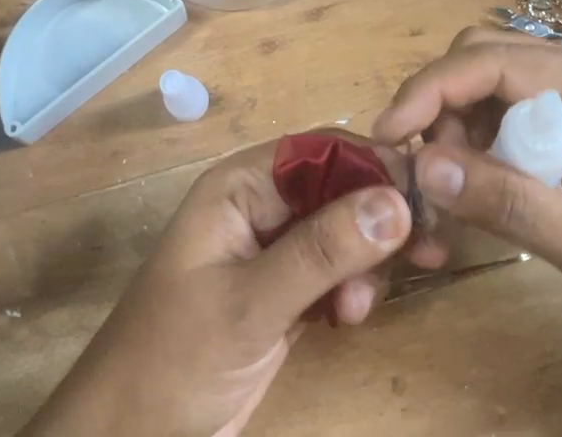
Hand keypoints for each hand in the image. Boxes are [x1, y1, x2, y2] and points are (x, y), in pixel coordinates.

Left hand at [21, 136, 411, 436]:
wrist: (132, 432)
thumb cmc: (176, 355)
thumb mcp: (250, 303)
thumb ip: (321, 252)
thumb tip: (397, 202)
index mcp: (238, 187)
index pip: (319, 151)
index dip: (371, 165)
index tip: (423, 197)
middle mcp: (258, 207)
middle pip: (337, 189)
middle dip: (379, 216)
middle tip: (429, 248)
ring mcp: (271, 252)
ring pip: (342, 232)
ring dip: (367, 260)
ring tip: (363, 305)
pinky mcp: (282, 293)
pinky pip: (334, 272)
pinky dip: (352, 288)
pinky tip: (351, 317)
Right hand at [373, 27, 561, 349]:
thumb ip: (509, 204)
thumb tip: (423, 167)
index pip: (494, 61)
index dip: (432, 90)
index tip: (389, 136)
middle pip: (482, 59)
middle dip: (440, 106)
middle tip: (425, 169)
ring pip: (484, 86)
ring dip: (452, 130)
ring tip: (450, 191)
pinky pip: (500, 117)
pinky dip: (473, 148)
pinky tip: (474, 191)